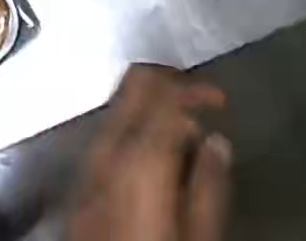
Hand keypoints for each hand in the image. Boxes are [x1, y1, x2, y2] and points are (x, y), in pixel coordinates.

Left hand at [68, 64, 230, 240]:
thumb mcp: (197, 237)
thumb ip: (208, 184)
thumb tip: (218, 141)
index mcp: (141, 153)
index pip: (166, 93)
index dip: (195, 87)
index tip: (221, 98)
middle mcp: (110, 140)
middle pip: (136, 81)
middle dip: (170, 79)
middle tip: (201, 97)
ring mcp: (92, 151)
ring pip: (121, 98)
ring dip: (153, 99)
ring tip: (188, 125)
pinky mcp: (84, 167)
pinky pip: (111, 124)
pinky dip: (136, 119)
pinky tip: (158, 145)